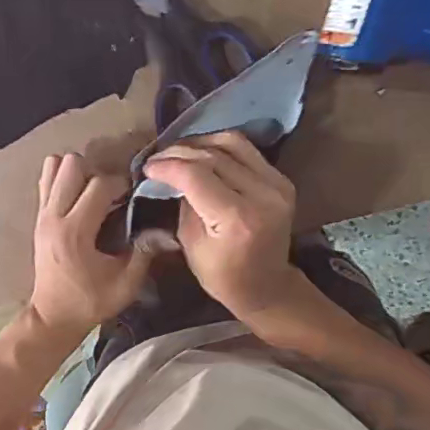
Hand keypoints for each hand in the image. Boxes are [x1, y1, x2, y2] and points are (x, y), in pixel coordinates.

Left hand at [27, 153, 153, 339]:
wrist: (53, 317)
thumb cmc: (90, 303)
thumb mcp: (126, 284)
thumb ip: (145, 252)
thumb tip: (162, 228)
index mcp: (75, 232)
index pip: (99, 184)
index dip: (121, 184)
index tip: (132, 197)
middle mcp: (53, 217)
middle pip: (71, 164)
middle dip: (96, 171)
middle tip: (110, 193)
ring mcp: (42, 215)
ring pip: (54, 166)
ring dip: (77, 172)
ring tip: (93, 193)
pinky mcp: (38, 218)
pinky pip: (46, 181)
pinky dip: (63, 180)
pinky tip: (80, 198)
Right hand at [143, 132, 306, 322]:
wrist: (267, 286)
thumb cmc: (224, 277)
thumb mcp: (192, 246)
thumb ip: (185, 207)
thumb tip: (173, 178)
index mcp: (237, 218)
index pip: (197, 176)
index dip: (169, 166)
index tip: (148, 167)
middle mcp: (262, 195)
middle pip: (214, 156)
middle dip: (180, 152)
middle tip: (158, 157)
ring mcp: (276, 185)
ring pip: (233, 144)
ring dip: (201, 143)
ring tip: (179, 150)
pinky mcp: (281, 180)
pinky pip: (247, 152)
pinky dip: (221, 148)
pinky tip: (202, 154)